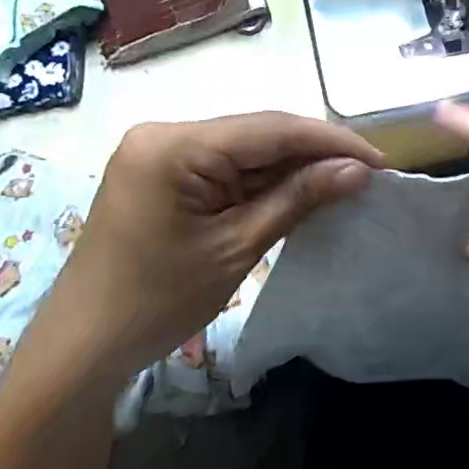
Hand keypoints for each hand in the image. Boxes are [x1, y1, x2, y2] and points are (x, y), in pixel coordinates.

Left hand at [37, 112, 382, 375]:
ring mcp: (160, 154)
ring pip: (243, 151)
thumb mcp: (236, 248)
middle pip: (257, 134)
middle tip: (367, 178)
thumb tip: (356, 172)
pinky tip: (297, 195)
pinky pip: (222, 170)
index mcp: (176, 145)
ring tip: (344, 187)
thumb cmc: (159, 300)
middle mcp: (165, 134)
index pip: (271, 129)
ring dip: (291, 170)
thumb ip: (296, 201)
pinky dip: (261, 184)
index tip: (381, 162)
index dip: (332, 142)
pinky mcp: (161, 176)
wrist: (88, 340)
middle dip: (314, 155)